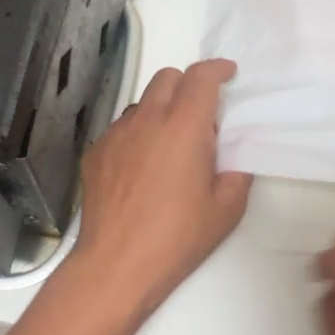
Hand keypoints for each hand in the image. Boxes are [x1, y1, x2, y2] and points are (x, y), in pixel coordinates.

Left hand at [72, 59, 252, 312]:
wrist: (117, 265)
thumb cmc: (178, 237)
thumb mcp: (227, 208)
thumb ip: (238, 171)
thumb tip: (233, 153)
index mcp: (184, 127)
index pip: (201, 77)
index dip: (218, 69)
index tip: (228, 74)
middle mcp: (147, 120)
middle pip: (167, 77)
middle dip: (188, 85)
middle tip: (202, 115)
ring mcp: (116, 135)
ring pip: (142, 103)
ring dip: (161, 110)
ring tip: (171, 145)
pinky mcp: (96, 153)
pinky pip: (121, 128)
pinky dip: (138, 134)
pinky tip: (144, 167)